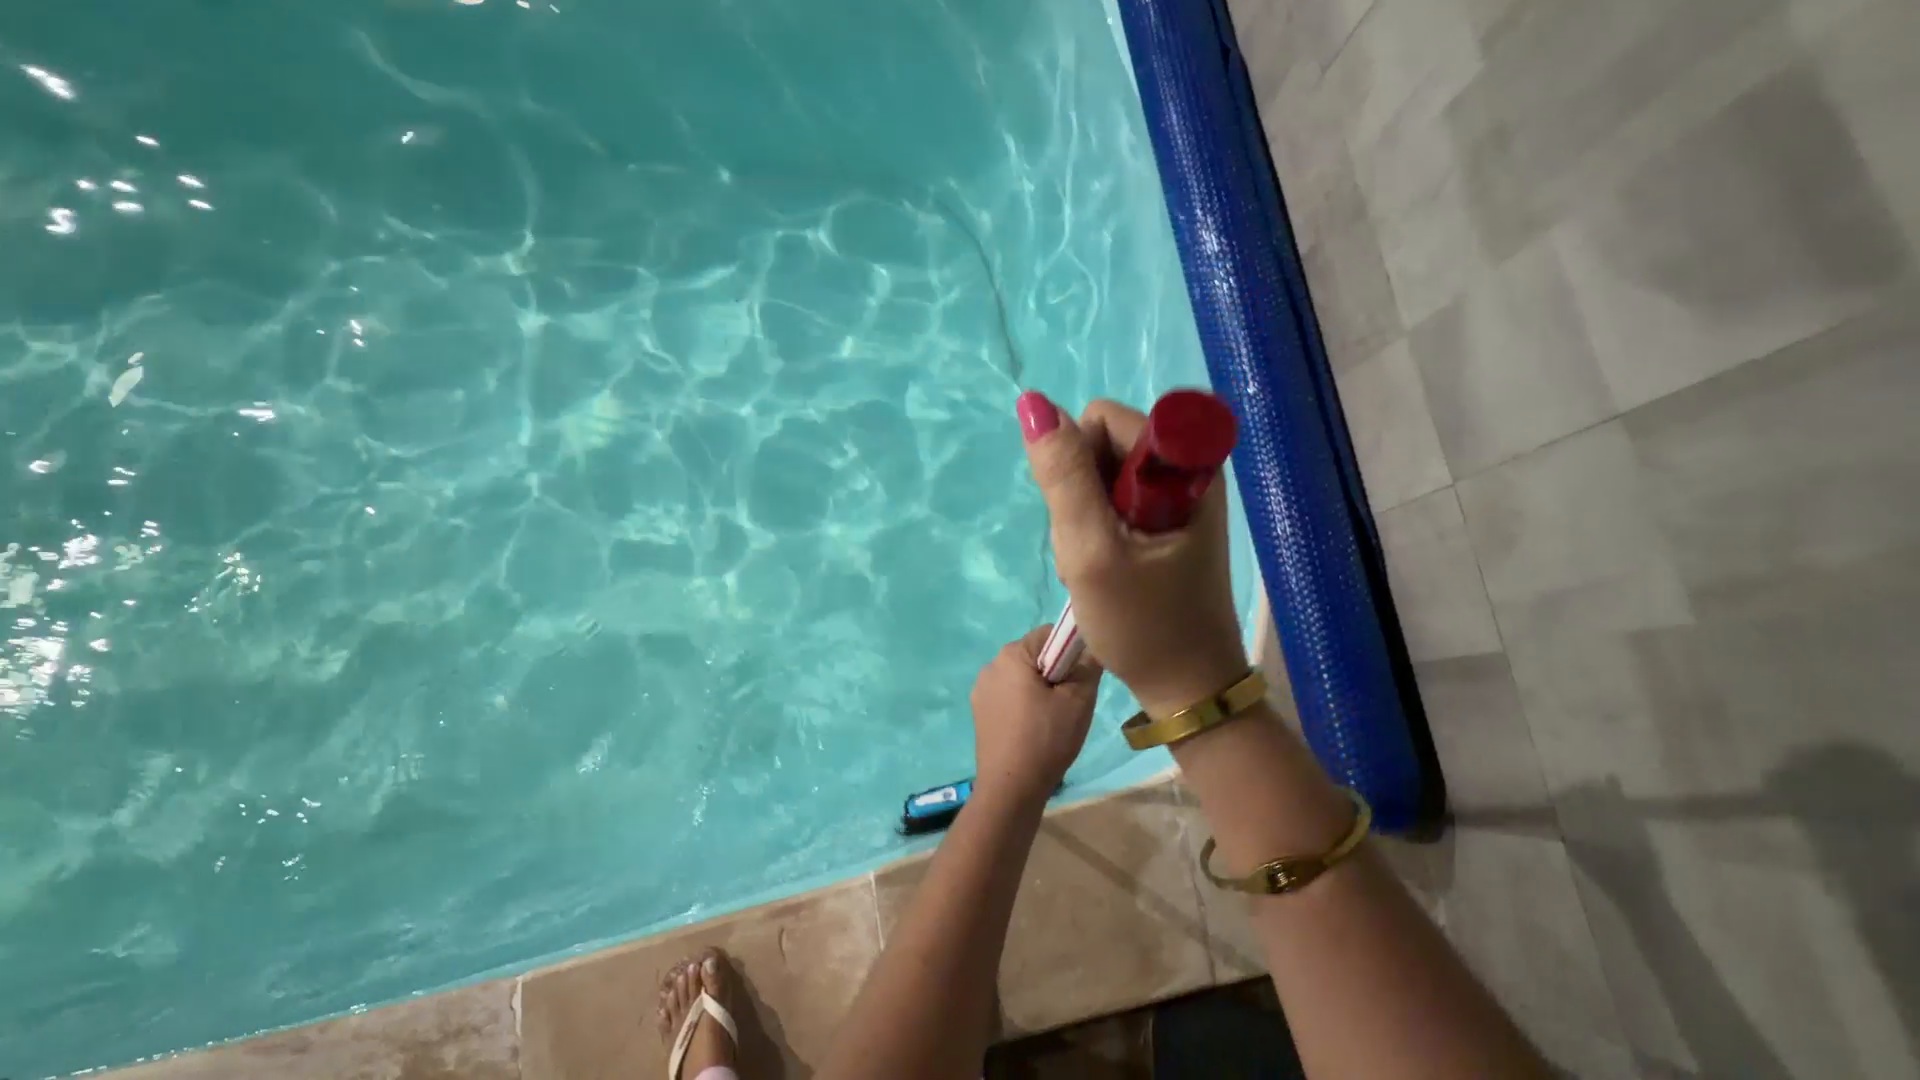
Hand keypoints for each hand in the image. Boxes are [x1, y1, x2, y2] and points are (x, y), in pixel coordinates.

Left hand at [970, 627, 1099, 802]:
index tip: (1078, 680)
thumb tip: (1091, 646)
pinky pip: (1009, 696)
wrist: (1011, 787)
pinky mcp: (980, 712)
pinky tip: (1033, 732)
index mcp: (1012, 655)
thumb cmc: (1047, 739)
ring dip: (1039, 690)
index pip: (1050, 635)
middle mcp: (991, 665)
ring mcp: (981, 690)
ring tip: (1052, 722)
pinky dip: (1024, 706)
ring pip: (1022, 678)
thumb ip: (1089, 665)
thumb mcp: (1079, 700)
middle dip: (1055, 673)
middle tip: (1068, 704)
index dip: (1070, 653)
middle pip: (1035, 656)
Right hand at [1017, 393, 1246, 716]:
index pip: (1105, 419)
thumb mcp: (1091, 550)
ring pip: (1101, 476)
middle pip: (1102, 445)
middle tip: (1089, 549)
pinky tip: (1102, 568)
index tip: (1086, 516)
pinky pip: (1113, 503)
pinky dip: (1095, 532)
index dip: (1078, 461)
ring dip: (1083, 518)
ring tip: (1096, 565)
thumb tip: (1033, 404)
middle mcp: (1187, 469)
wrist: (1185, 687)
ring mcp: (1179, 497)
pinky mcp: (1168, 522)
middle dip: (1080, 493)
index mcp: (1185, 466)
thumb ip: (1063, 476)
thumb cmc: (1142, 623)